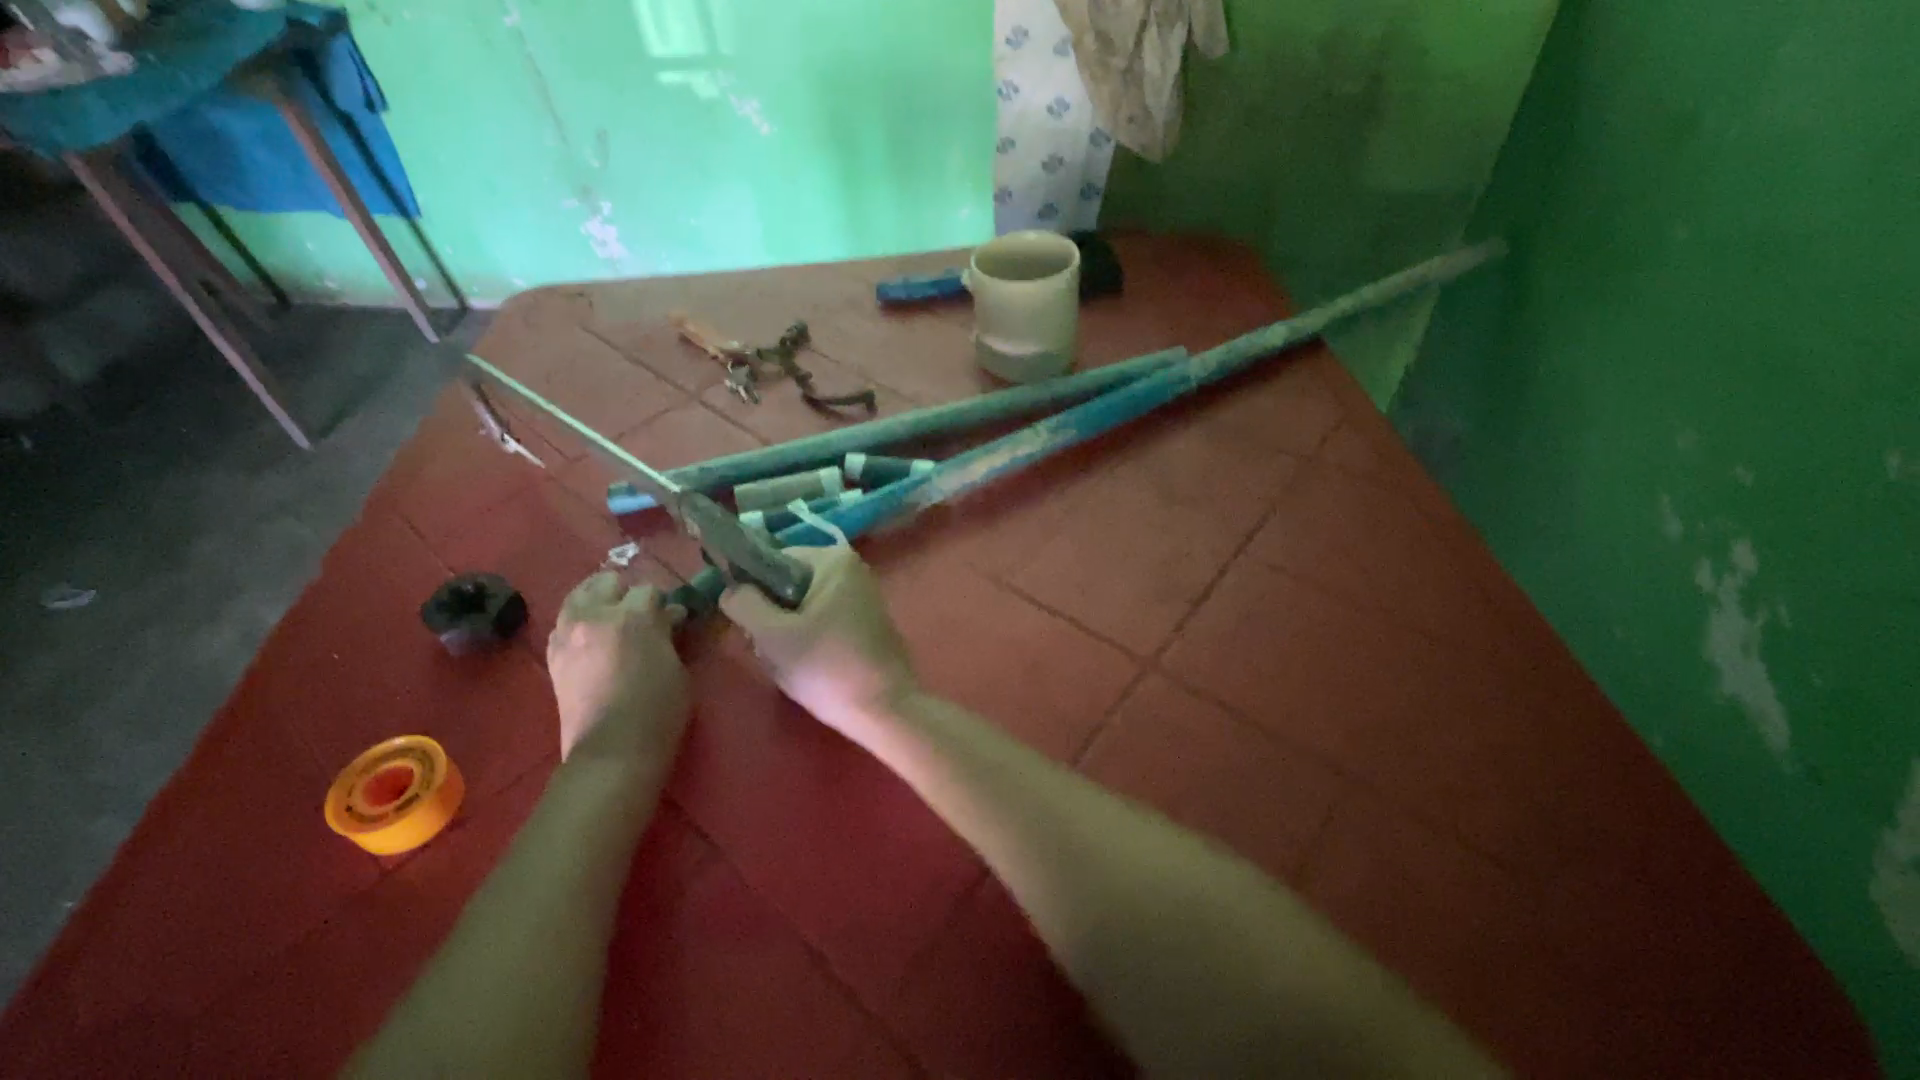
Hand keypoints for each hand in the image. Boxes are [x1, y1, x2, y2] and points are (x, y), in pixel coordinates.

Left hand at [547, 573, 689, 762]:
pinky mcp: (553, 654)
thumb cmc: (658, 711)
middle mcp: (594, 615)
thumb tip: (668, 616)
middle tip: (638, 615)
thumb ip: (667, 634)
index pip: (648, 590)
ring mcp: (567, 634)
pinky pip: (564, 623)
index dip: (661, 603)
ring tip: (612, 623)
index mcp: (632, 616)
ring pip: (578, 596)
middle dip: (624, 593)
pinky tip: (592, 641)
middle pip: (606, 581)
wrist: (611, 751)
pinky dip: (579, 624)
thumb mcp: (676, 668)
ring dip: (597, 603)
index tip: (670, 619)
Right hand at [719, 545, 918, 730]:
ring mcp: (861, 597)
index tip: (748, 625)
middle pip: (787, 586)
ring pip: (801, 609)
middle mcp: (851, 570)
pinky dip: (807, 643)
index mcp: (833, 560)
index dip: (752, 591)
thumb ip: (744, 604)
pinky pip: (821, 624)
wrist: (884, 710)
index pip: (772, 561)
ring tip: (790, 664)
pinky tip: (808, 669)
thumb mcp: (772, 635)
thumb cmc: (827, 667)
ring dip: (785, 636)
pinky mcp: (865, 624)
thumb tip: (731, 590)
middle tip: (769, 650)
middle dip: (770, 618)